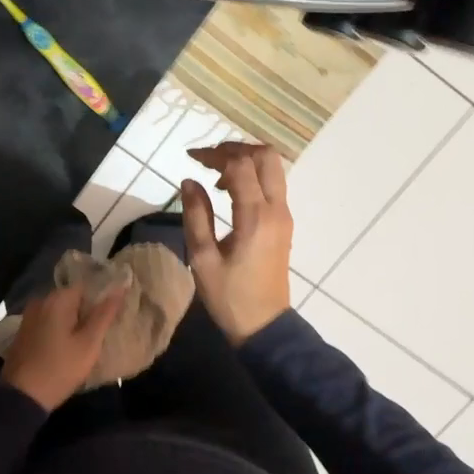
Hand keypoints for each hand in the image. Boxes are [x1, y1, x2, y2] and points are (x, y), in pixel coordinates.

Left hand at [0, 284, 125, 411]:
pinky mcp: (25, 330)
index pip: (86, 285)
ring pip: (60, 310)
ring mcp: (29, 316)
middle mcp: (40, 301)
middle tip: (104, 329)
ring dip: (74, 320)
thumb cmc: (60, 369)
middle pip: (71, 297)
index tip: (113, 313)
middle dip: (88, 309)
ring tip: (90, 338)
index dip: (101, 297)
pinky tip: (70, 344)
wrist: (22, 395)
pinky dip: (60, 328)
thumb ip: (104, 315)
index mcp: (56, 299)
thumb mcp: (88, 344)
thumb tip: (119, 288)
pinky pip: (48, 321)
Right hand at [180, 141, 294, 342]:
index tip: (189, 158)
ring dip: (246, 161)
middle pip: (266, 157)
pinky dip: (253, 176)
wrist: (264, 324)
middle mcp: (276, 209)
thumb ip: (196, 215)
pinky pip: (273, 185)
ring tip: (216, 173)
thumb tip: (189, 181)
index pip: (239, 166)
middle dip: (236, 148)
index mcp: (255, 216)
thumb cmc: (229, 296)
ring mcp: (284, 216)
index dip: (214, 155)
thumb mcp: (203, 258)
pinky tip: (229, 190)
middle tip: (208, 157)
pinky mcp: (283, 224)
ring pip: (273, 169)